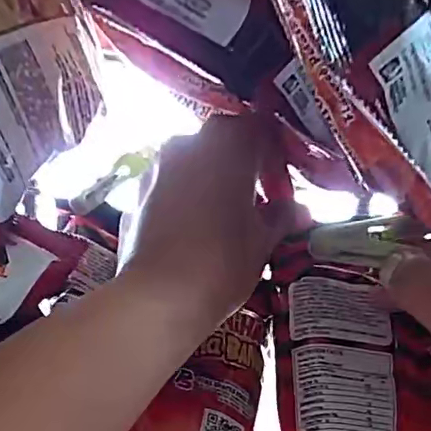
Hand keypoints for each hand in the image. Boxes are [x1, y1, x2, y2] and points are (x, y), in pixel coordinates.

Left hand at [121, 114, 303, 323]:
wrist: (159, 299)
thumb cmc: (222, 263)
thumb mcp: (262, 242)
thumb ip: (280, 217)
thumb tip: (298, 211)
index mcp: (228, 141)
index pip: (262, 131)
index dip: (276, 159)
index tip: (283, 190)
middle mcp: (185, 143)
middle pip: (221, 148)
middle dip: (239, 174)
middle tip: (254, 208)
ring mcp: (153, 171)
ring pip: (189, 171)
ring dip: (207, 190)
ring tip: (220, 227)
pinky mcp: (132, 201)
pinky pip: (165, 196)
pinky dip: (180, 209)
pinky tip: (189, 240)